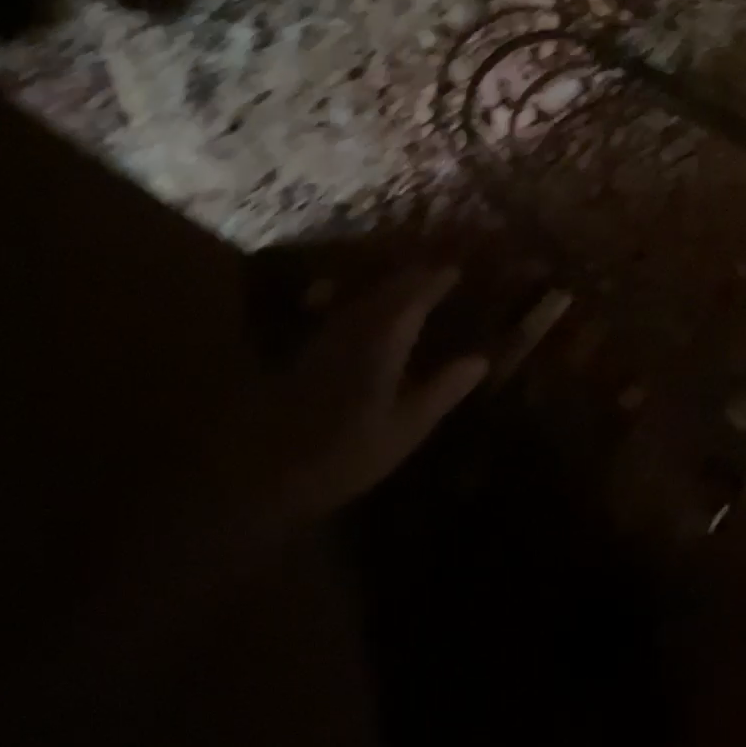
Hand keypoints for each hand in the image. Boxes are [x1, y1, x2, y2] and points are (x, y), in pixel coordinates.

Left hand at [228, 266, 489, 530]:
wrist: (264, 476)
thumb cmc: (346, 454)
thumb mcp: (407, 427)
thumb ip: (444, 389)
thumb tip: (480, 359)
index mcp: (382, 342)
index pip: (414, 297)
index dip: (437, 280)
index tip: (459, 270)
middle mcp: (353, 330)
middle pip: (386, 291)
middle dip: (414, 277)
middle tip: (441, 272)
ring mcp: (326, 340)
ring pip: (364, 300)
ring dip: (390, 288)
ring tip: (414, 285)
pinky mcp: (309, 355)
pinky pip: (347, 315)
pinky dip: (368, 307)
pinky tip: (374, 314)